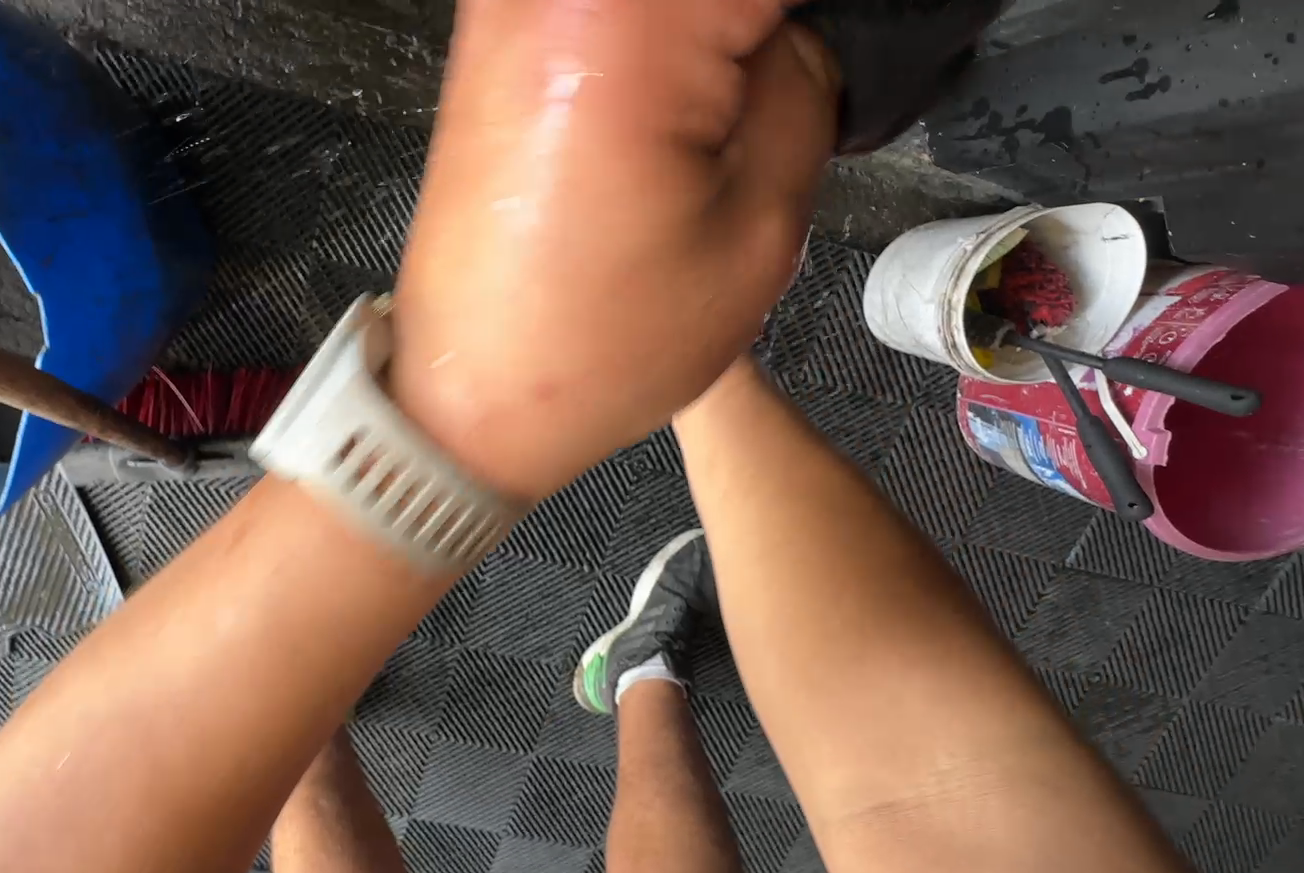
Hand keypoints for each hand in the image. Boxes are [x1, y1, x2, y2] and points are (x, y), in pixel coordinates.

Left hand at [387, 0, 838, 500]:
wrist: (469, 402)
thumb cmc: (584, 356)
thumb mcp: (754, 234)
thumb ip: (806, 87)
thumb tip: (805, 31)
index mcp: (629, 17)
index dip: (815, 19)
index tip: (834, 48)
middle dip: (752, 34)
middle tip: (769, 95)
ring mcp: (502, 19)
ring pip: (652, 1)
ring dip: (705, 43)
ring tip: (713, 120)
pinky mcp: (486, 58)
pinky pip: (595, 17)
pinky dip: (647, 49)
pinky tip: (657, 116)